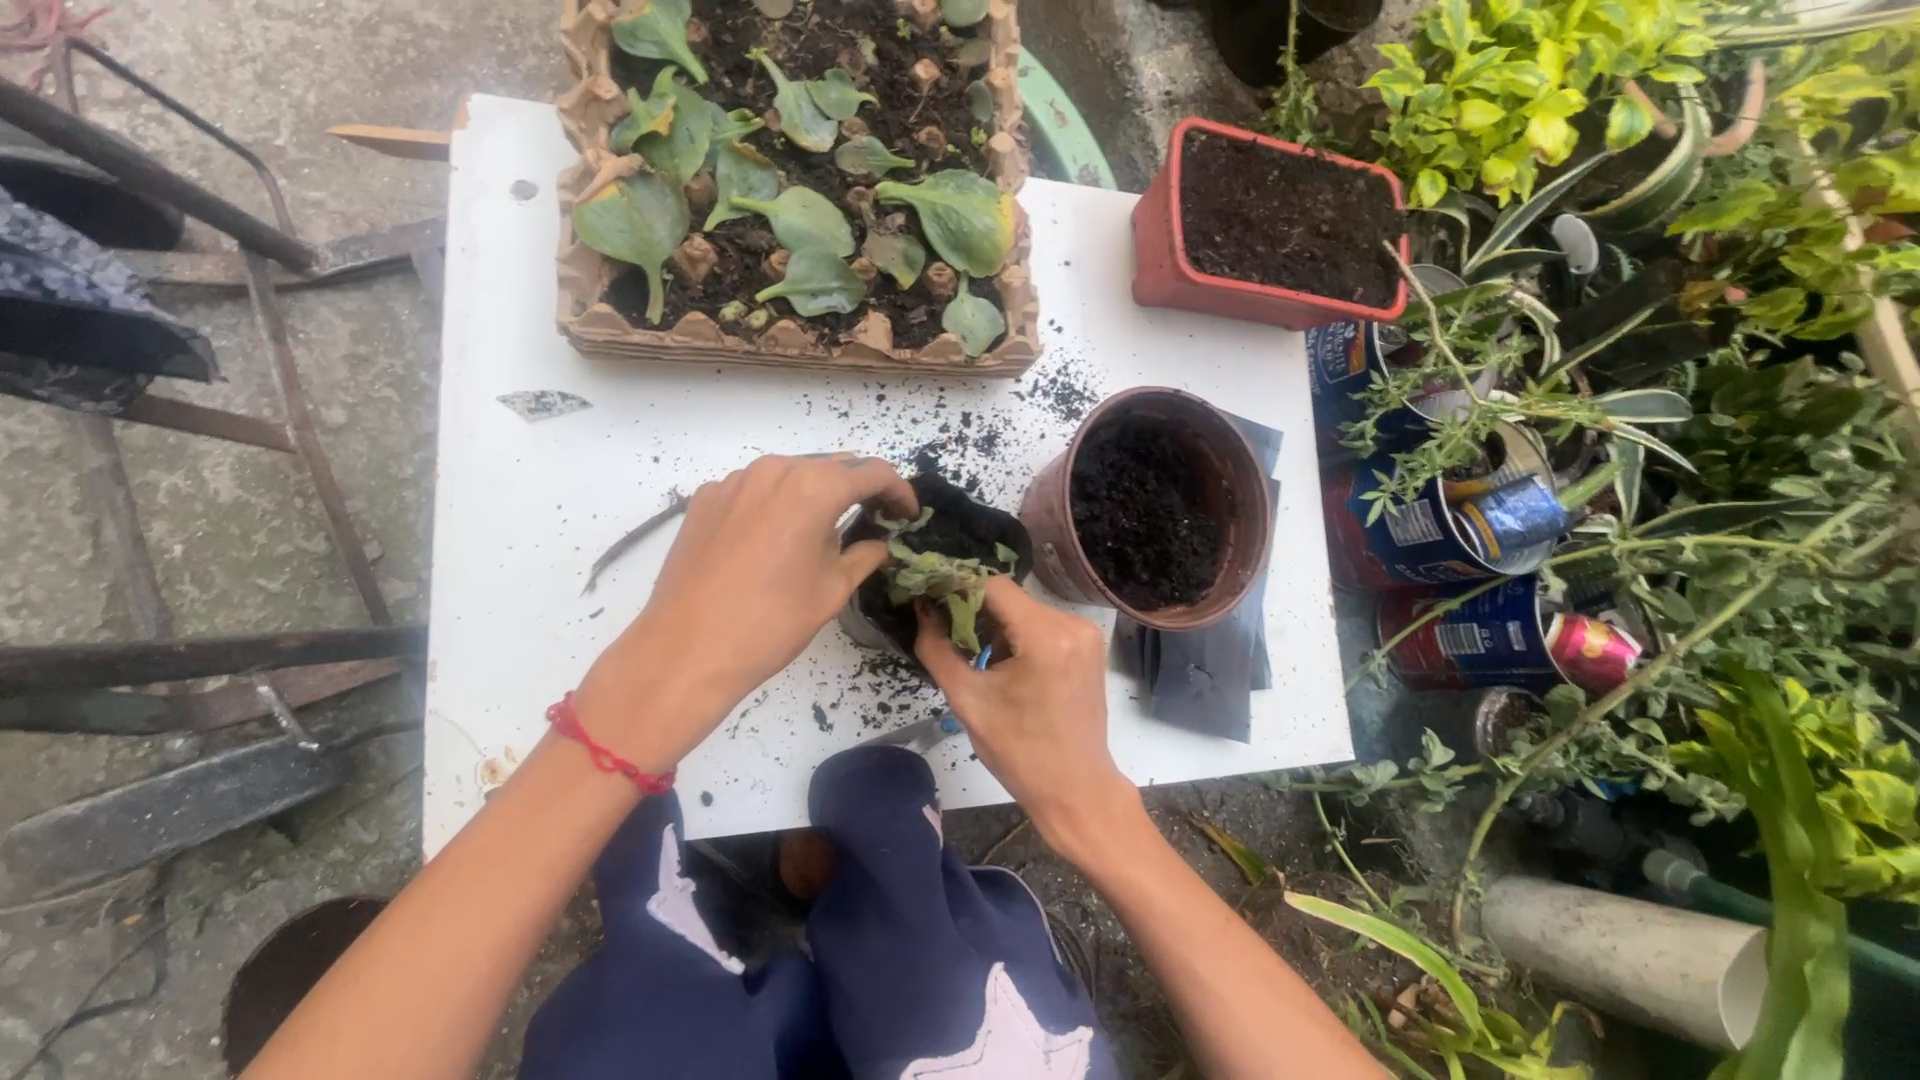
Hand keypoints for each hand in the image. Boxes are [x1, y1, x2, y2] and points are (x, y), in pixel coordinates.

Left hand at [577, 454, 916, 770]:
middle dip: (857, 489)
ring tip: (823, 530)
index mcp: (813, 488)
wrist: (687, 649)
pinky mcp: (705, 499)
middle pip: (830, 467)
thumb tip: (880, 544)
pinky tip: (775, 539)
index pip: (872, 472)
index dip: (898, 490)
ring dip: (815, 494)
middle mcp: (773, 471)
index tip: (907, 513)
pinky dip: (775, 504)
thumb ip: (864, 556)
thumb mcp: (832, 590)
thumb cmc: (771, 623)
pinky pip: (754, 489)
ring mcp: (734, 482)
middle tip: (873, 520)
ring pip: (789, 474)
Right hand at [916, 576, 1143, 863]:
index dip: (956, 586)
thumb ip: (938, 648)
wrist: (1075, 788)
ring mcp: (1085, 634)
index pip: (992, 586)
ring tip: (972, 654)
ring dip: (994, 624)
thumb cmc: (1019, 752)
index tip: (928, 598)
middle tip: (942, 630)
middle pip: (1009, 597)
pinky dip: (1017, 635)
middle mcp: (1072, 624)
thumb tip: (921, 608)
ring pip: (1024, 610)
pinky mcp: (1087, 646)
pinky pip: (1042, 624)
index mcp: (1046, 636)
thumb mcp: (968, 700)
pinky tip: (1001, 662)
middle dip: (972, 609)